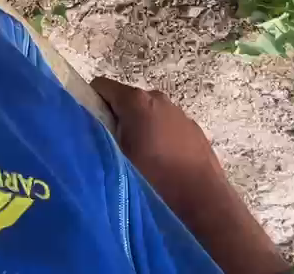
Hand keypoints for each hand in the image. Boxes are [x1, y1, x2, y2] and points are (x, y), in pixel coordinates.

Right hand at [93, 76, 222, 184]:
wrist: (207, 208)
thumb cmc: (156, 181)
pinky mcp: (195, 131)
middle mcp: (158, 98)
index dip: (91, 104)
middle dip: (117, 119)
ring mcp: (180, 113)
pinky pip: (167, 127)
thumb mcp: (116, 158)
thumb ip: (98, 136)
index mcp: (136, 100)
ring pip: (147, 114)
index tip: (92, 128)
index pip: (100, 86)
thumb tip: (86, 126)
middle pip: (125, 100)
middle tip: (116, 150)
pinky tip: (164, 166)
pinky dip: (161, 139)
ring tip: (142, 162)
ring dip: (140, 130)